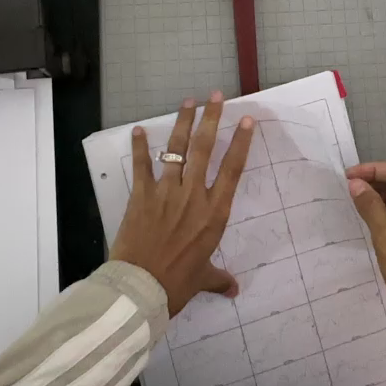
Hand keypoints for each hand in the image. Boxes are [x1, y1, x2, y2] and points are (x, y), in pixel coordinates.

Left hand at [110, 93, 254, 315]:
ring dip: (183, 123)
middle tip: (216, 96)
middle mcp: (194, 195)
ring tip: (189, 101)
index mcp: (214, 213)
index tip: (247, 120)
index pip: (233, 169)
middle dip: (212, 119)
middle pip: (205, 148)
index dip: (241, 142)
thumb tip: (234, 289)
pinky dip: (140, 147)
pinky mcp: (142, 195)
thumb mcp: (203, 279)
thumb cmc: (177, 283)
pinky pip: (142, 165)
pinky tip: (138, 130)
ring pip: (177, 149)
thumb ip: (219, 278)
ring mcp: (167, 191)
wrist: (141, 287)